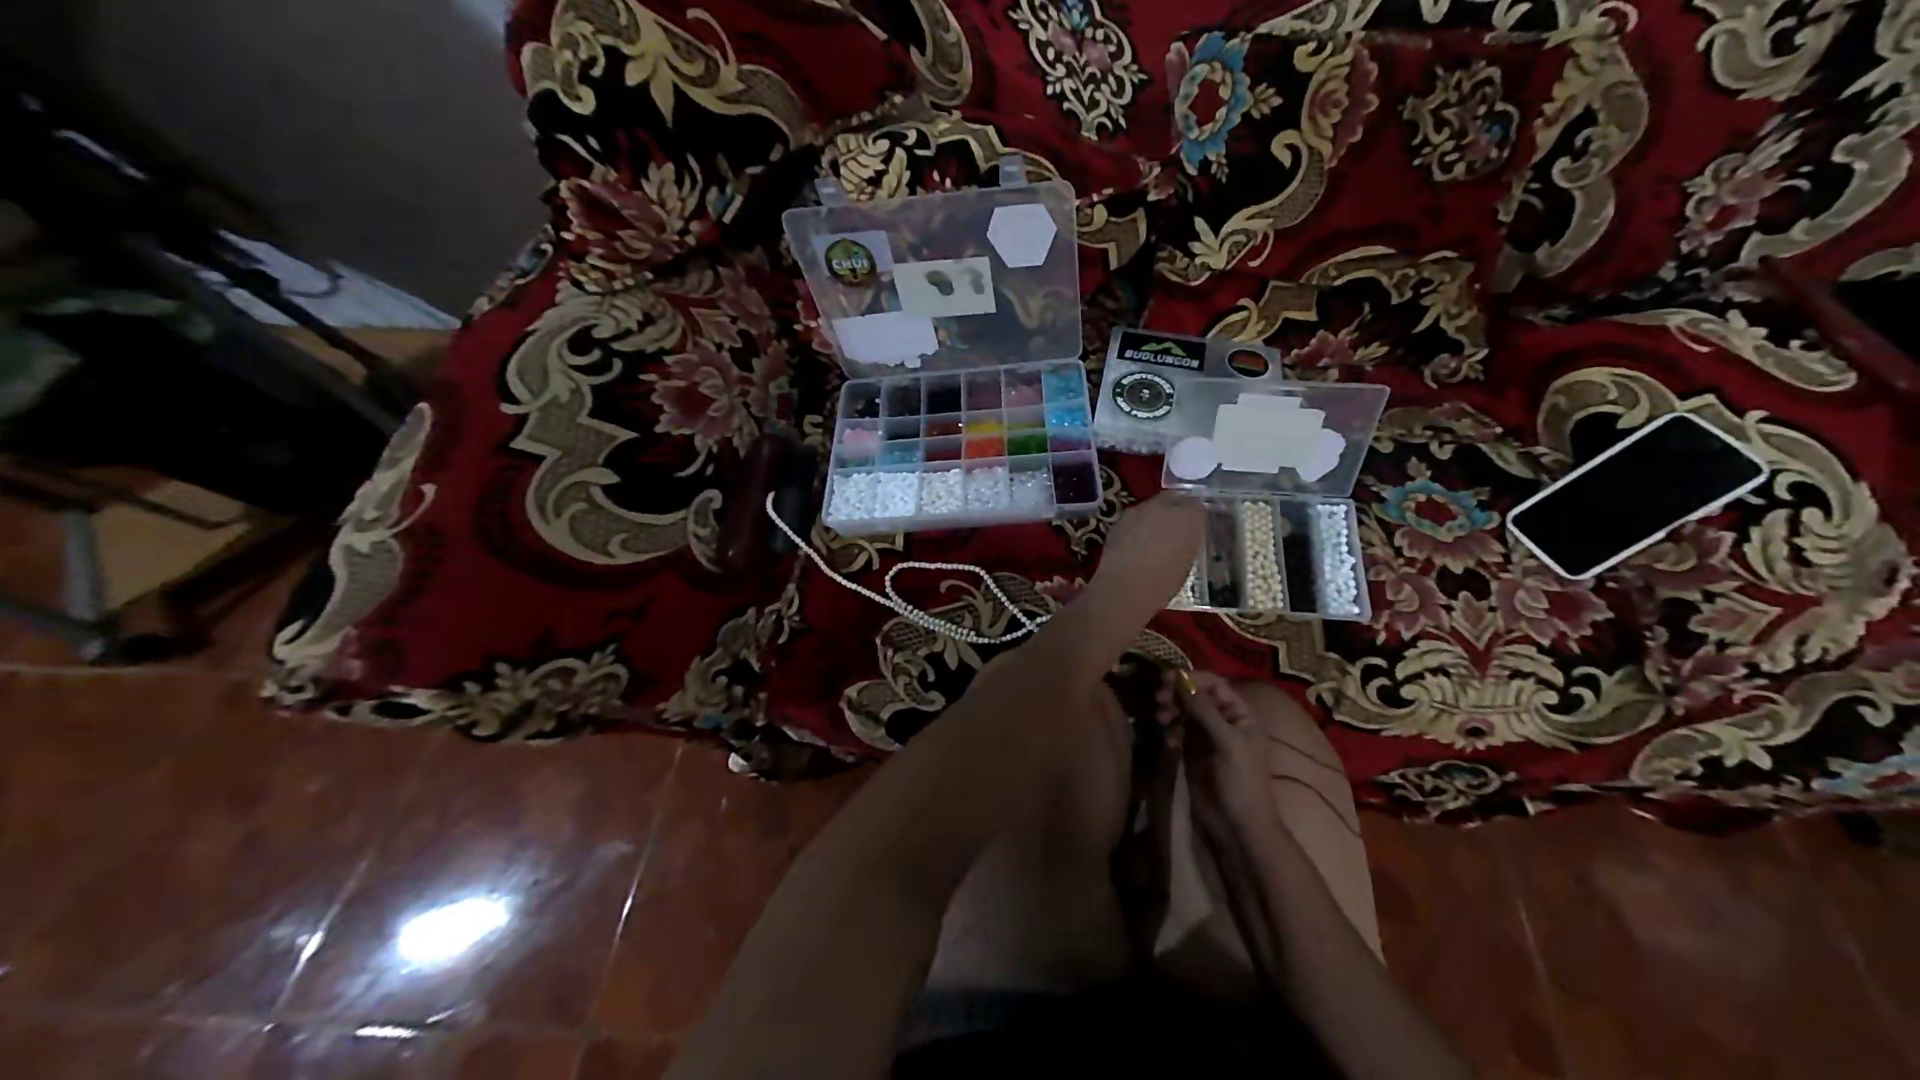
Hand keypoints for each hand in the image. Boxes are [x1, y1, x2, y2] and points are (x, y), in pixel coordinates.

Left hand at [1091, 492, 1203, 613]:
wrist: (1126, 586)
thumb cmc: (1164, 581)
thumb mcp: (1187, 561)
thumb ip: (1187, 540)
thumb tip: (1183, 537)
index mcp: (1189, 516)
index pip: (1196, 505)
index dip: (1193, 516)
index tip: (1192, 527)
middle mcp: (1164, 506)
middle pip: (1172, 499)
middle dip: (1173, 510)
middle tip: (1173, 528)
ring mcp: (1139, 509)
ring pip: (1151, 507)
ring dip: (1153, 517)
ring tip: (1152, 536)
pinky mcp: (1119, 519)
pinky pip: (1134, 517)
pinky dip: (1136, 525)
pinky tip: (1134, 542)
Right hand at [1155, 671, 1285, 850]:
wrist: (1237, 826)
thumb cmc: (1241, 781)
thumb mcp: (1226, 742)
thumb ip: (1203, 709)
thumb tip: (1180, 677)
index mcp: (1240, 714)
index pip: (1214, 683)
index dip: (1191, 678)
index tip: (1167, 679)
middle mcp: (1223, 721)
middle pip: (1196, 695)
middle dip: (1177, 694)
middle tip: (1159, 699)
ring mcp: (1206, 737)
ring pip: (1184, 711)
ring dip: (1171, 711)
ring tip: (1161, 719)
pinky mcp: (1192, 752)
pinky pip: (1178, 731)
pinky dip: (1170, 731)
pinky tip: (1168, 742)